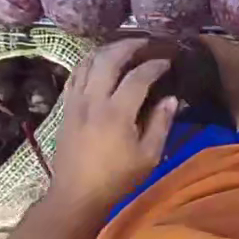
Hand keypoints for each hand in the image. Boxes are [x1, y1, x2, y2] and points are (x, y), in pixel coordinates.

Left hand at [43, 38, 177, 217]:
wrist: (76, 195)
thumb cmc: (117, 179)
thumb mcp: (148, 156)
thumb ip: (161, 124)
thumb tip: (172, 99)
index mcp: (117, 113)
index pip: (138, 77)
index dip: (154, 65)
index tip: (167, 62)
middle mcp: (93, 100)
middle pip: (108, 59)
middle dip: (128, 45)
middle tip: (145, 42)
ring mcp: (76, 102)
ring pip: (88, 62)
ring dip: (107, 50)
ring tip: (122, 48)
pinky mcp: (66, 108)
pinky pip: (76, 75)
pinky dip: (89, 63)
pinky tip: (98, 63)